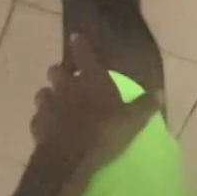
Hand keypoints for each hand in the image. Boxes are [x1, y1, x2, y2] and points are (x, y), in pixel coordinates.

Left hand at [29, 34, 157, 192]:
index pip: (82, 52)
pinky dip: (43, 121)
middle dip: (59, 73)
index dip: (79, 44)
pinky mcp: (36, 124)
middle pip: (55, 70)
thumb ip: (144, 105)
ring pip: (43, 93)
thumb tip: (160, 93)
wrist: (70, 158)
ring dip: (49, 97)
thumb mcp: (132, 120)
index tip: (75, 37)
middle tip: (67, 81)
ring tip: (57, 106)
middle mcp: (66, 86)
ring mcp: (48, 104)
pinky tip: (50, 130)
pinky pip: (38, 118)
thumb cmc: (104, 132)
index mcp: (90, 79)